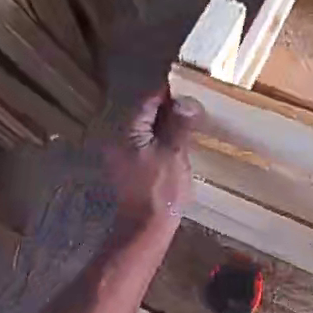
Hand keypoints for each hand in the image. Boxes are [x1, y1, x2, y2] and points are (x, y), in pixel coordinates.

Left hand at [102, 88, 202, 229]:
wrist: (146, 228)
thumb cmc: (160, 190)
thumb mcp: (174, 153)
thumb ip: (179, 125)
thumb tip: (185, 101)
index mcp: (128, 134)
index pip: (146, 103)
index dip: (166, 93)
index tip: (185, 84)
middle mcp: (120, 142)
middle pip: (144, 116)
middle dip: (167, 108)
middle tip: (192, 101)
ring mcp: (123, 158)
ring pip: (146, 132)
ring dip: (166, 125)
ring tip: (190, 119)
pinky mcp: (131, 171)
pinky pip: (147, 147)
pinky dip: (162, 141)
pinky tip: (179, 143)